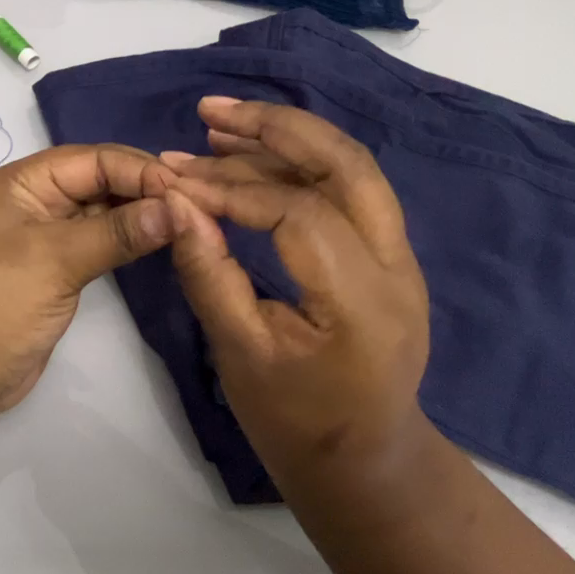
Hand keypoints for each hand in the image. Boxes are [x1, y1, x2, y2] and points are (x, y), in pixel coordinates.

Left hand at [0, 145, 173, 430]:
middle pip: (97, 179)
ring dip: (139, 213)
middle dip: (144, 188)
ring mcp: (42, 236)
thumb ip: (117, 232)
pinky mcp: (53, 269)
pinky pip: (96, 240)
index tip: (189, 190)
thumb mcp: (56, 261)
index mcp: (21, 182)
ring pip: (99, 210)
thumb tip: (178, 209)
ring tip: (189, 220)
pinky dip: (125, 239)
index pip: (91, 159)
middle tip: (198, 204)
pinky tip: (159, 242)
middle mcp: (32, 200)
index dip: (140, 170)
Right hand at [161, 96, 431, 483]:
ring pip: (350, 167)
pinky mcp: (388, 253)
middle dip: (274, 125)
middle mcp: (396, 265)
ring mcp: (400, 255)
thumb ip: (207, 271)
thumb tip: (174, 201)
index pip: (297, 211)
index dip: (230, 188)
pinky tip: (251, 158)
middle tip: (209, 111)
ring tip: (217, 127)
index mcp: (361, 300)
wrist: (365, 461)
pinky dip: (299, 163)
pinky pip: (347, 189)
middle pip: (345, 163)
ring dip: (286, 137)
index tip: (174, 180)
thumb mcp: (239, 352)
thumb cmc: (295, 419)